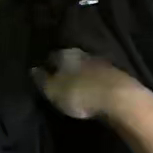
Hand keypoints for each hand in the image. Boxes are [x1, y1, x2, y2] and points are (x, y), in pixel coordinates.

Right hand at [31, 48, 152, 120]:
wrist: (120, 99)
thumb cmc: (80, 94)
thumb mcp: (53, 91)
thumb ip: (42, 80)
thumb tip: (32, 69)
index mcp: (66, 54)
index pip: (52, 56)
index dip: (47, 65)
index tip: (44, 74)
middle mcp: (84, 53)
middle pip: (70, 60)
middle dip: (65, 69)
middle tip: (59, 81)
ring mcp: (103, 63)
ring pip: (86, 67)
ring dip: (81, 75)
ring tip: (76, 88)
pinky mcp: (117, 76)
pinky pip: (100, 77)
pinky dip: (94, 82)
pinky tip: (93, 91)